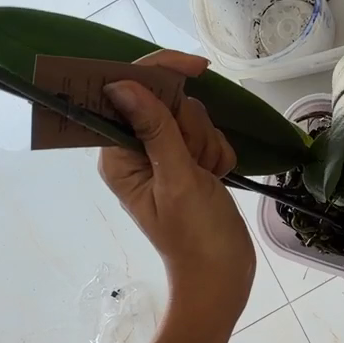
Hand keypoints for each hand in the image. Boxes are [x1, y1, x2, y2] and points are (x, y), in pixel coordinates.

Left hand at [99, 51, 254, 312]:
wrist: (224, 276)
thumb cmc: (197, 237)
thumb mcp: (178, 180)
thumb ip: (155, 129)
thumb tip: (121, 85)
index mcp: (119, 155)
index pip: (129, 92)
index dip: (160, 72)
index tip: (197, 67)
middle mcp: (135, 151)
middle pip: (167, 101)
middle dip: (192, 127)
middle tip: (196, 163)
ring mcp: (163, 157)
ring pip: (192, 118)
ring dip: (208, 144)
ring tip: (207, 178)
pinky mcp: (188, 163)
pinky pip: (208, 136)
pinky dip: (218, 154)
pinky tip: (217, 179)